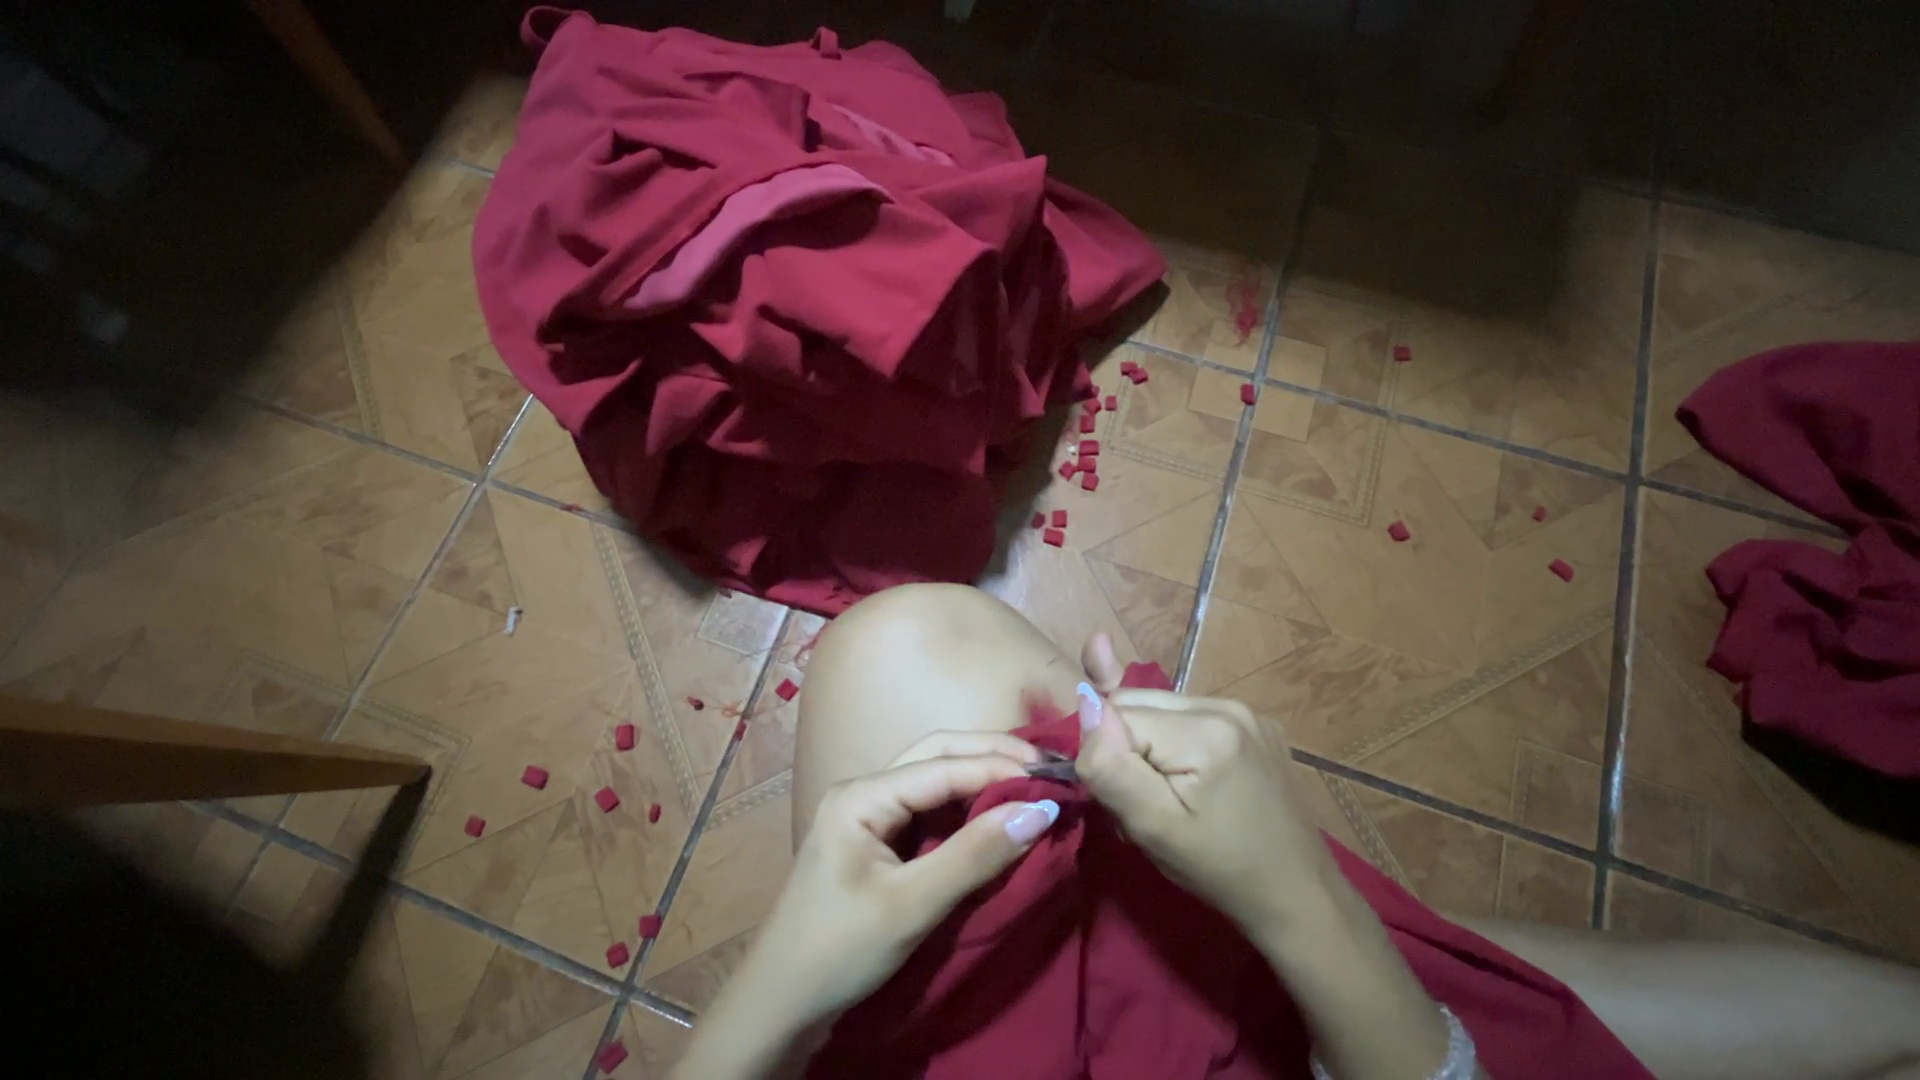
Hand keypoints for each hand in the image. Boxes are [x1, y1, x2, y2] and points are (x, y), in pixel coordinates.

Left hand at [750, 731, 1062, 1024]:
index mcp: (862, 794)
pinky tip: (997, 810)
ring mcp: (870, 813)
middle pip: (938, 754)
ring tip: (1033, 782)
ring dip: (983, 774)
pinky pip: (930, 806)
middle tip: (1049, 769)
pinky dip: (968, 803)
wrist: (781, 1003)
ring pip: (935, 776)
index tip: (1056, 781)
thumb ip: (975, 855)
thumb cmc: (839, 950)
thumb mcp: (912, 905)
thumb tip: (1042, 810)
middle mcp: (866, 790)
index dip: (1001, 767)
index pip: (944, 764)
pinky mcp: (878, 838)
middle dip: (994, 756)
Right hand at [1074, 678, 1338, 938]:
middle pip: (1137, 702)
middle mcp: (1226, 704)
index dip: (1108, 757)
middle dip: (1126, 746)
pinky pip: (1190, 716)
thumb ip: (1111, 766)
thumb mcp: (1153, 829)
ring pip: (1160, 707)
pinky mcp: (1257, 723)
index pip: (1115, 714)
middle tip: (1146, 801)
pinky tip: (1198, 783)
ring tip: (1172, 794)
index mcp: (1203, 728)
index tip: (1128, 802)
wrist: (1298, 895)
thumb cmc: (1219, 870)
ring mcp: (1247, 710)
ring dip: (1150, 744)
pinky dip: (1178, 743)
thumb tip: (1085, 707)